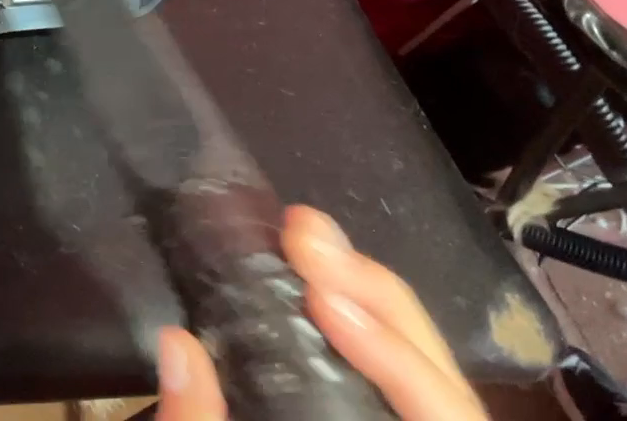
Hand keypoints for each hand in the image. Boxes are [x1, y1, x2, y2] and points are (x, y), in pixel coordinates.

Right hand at [157, 205, 487, 420]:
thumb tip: (177, 346)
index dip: (398, 363)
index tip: (323, 298)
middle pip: (449, 393)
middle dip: (380, 300)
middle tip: (305, 233)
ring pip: (434, 384)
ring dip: (373, 301)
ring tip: (308, 245)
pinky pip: (397, 391)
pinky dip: (364, 331)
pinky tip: (318, 292)